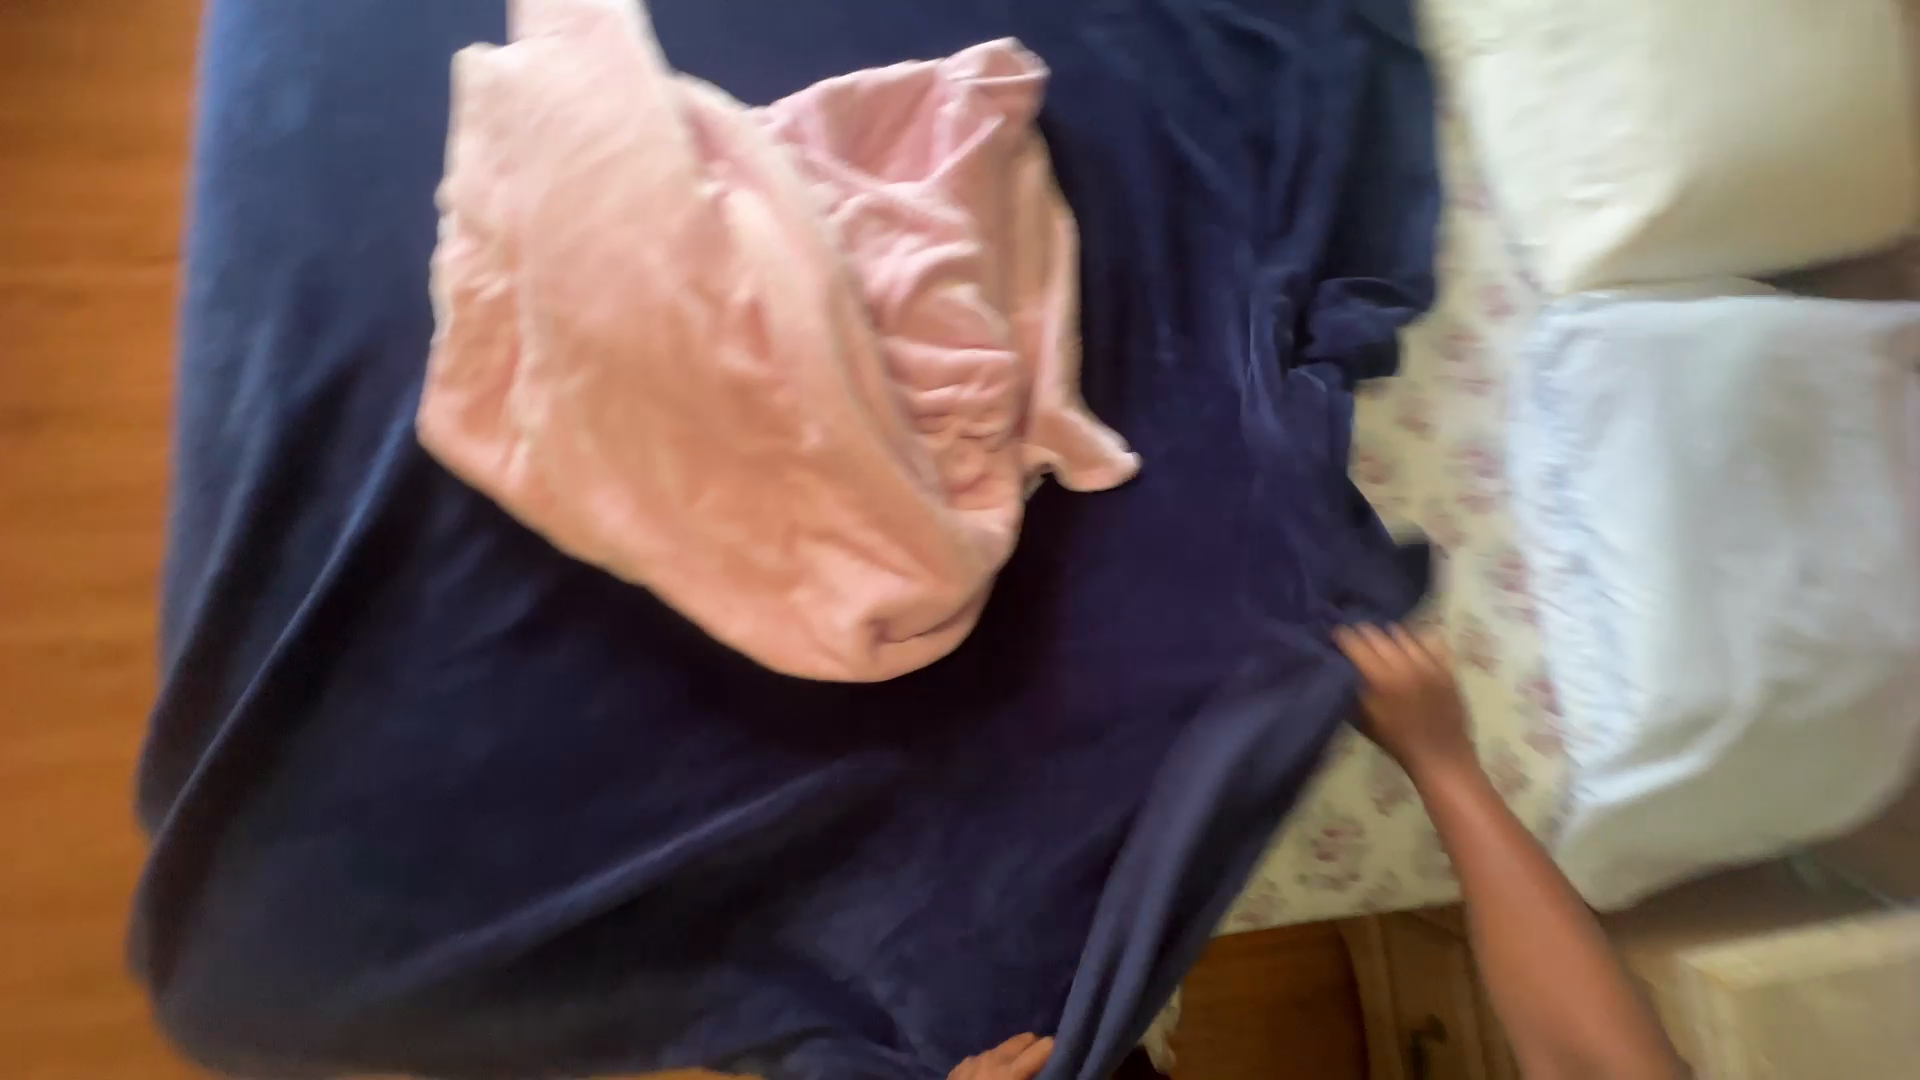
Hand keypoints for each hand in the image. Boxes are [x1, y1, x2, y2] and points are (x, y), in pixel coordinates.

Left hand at [948, 1034, 1053, 1079]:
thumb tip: (1050, 1074)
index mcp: (1009, 1071)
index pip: (1043, 1047)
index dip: (1057, 1050)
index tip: (1067, 1057)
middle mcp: (992, 1057)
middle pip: (1025, 1039)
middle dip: (1039, 1049)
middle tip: (1048, 1066)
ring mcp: (974, 1059)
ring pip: (1004, 1047)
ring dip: (1016, 1056)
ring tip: (1022, 1073)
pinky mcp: (960, 1066)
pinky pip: (984, 1057)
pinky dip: (995, 1064)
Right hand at [1334, 623, 1474, 778]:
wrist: (1440, 756)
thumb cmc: (1395, 740)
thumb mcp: (1362, 717)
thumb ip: (1351, 688)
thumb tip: (1339, 667)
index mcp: (1381, 678)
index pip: (1357, 645)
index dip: (1343, 636)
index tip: (1335, 633)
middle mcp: (1405, 666)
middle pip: (1379, 636)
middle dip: (1364, 632)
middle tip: (1355, 633)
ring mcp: (1430, 666)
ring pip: (1405, 636)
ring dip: (1389, 634)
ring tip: (1382, 637)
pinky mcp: (1448, 670)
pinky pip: (1434, 642)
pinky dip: (1420, 639)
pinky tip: (1413, 644)